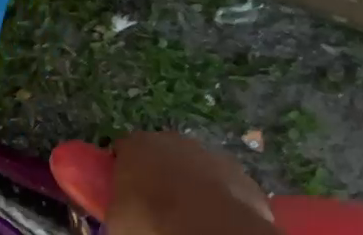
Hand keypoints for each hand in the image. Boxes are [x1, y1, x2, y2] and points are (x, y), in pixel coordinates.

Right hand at [108, 132, 277, 234]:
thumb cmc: (155, 219)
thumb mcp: (119, 217)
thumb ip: (117, 206)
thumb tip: (115, 214)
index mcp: (135, 144)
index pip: (124, 151)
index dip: (125, 171)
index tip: (127, 194)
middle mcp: (172, 141)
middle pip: (163, 155)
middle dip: (163, 174)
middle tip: (161, 205)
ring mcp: (213, 158)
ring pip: (199, 169)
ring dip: (197, 186)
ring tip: (196, 216)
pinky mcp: (247, 181)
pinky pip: (229, 188)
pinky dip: (226, 201)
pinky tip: (222, 221)